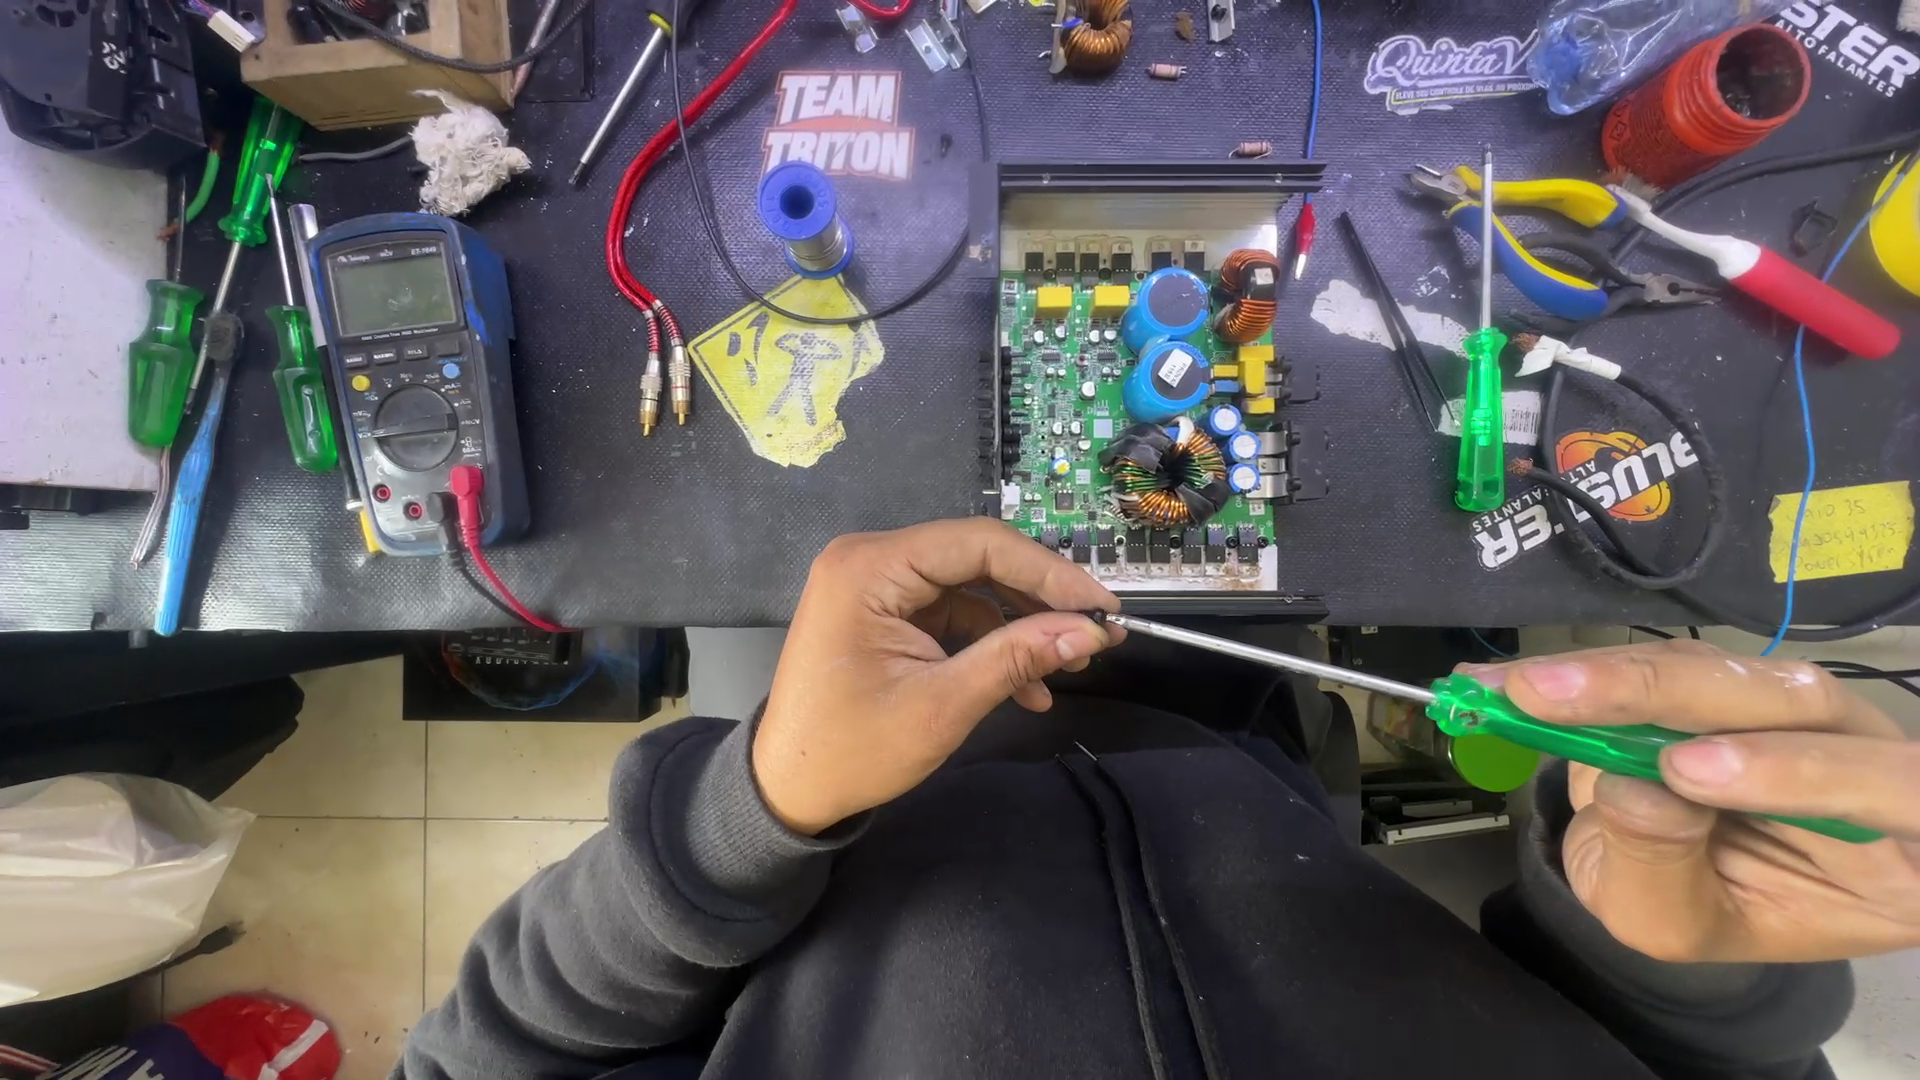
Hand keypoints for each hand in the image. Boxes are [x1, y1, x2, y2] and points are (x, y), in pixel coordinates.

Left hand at [752, 519, 1121, 835]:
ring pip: (971, 585)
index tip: (1102, 606)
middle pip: (976, 558)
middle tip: (1093, 634)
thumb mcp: (941, 706)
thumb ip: (1015, 659)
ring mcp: (878, 583)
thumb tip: (1089, 631)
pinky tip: (1025, 685)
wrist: (788, 789)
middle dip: (1037, 599)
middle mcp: (872, 558)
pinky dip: (990, 642)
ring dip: (1019, 626)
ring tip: (1063, 668)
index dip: (1048, 572)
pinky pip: (953, 611)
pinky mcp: (887, 610)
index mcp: (870, 567)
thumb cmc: (852, 750)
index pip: (978, 543)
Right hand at [1474, 639, 1919, 962]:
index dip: (1801, 772)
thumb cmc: (1685, 906)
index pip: (1899, 794)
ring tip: (1509, 689)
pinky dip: (1573, 670)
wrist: (1651, 866)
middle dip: (1658, 693)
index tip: (1682, 771)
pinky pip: (1650, 661)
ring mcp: (1778, 709)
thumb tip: (1636, 787)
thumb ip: (1659, 866)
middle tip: (1544, 694)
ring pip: (1709, 668)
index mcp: (1901, 848)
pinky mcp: (1706, 680)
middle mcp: (1856, 756)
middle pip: (1791, 701)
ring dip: (1601, 674)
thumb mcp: (1668, 921)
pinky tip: (1505, 681)